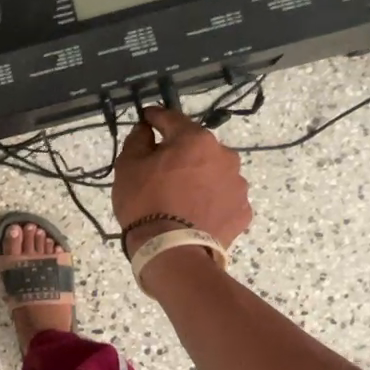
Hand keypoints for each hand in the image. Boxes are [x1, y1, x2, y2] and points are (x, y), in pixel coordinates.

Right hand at [112, 105, 252, 254]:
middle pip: (197, 147)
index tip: (146, 118)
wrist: (173, 252)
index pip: (172, 118)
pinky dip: (210, 200)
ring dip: (199, 177)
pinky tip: (195, 212)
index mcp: (195, 139)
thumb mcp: (127, 167)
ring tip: (180, 196)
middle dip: (180, 153)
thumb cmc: (145, 203)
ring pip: (213, 172)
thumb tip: (146, 129)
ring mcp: (238, 184)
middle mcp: (224, 155)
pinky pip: (222, 197)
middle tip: (161, 168)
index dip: (155, 117)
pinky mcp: (243, 211)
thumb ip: (137, 140)